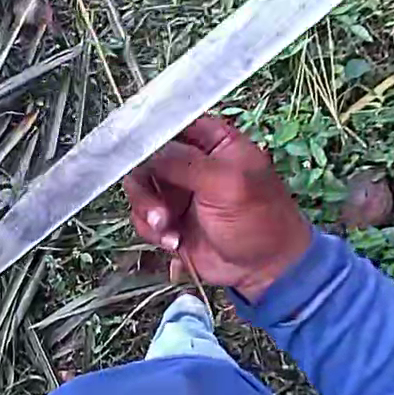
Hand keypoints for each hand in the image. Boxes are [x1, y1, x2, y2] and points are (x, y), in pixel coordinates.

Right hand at [121, 116, 312, 301]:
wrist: (263, 269)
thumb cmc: (258, 219)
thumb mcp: (227, 183)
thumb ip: (185, 163)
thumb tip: (146, 153)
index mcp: (212, 143)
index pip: (171, 124)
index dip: (149, 133)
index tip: (130, 147)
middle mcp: (190, 163)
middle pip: (146, 158)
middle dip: (145, 183)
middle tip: (158, 206)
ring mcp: (177, 192)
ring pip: (139, 188)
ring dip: (146, 208)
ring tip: (165, 227)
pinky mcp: (168, 221)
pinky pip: (142, 217)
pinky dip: (150, 230)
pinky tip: (173, 241)